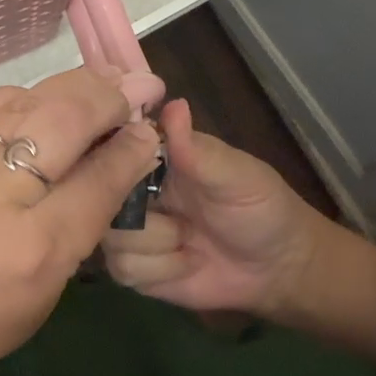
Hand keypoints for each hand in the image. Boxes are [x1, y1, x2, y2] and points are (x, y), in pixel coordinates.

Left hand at [0, 66, 165, 375]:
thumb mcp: (47, 290)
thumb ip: (83, 224)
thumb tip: (116, 161)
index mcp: (35, 247)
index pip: (99, 180)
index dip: (132, 148)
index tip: (149, 128)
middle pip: (64, 122)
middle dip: (108, 99)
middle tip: (138, 87)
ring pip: (23, 103)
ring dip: (70, 86)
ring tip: (101, 79)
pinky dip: (16, 96)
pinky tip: (37, 98)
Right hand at [100, 98, 328, 317]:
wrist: (277, 269)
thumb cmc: (259, 209)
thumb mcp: (236, 175)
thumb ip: (197, 149)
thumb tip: (173, 105)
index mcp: (148, 159)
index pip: (107, 149)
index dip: (109, 160)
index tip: (135, 174)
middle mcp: (128, 192)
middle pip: (97, 197)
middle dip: (139, 213)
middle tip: (178, 217)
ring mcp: (126, 231)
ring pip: (110, 236)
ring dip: (159, 244)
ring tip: (189, 239)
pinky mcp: (130, 268)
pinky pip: (123, 268)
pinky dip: (161, 270)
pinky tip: (185, 263)